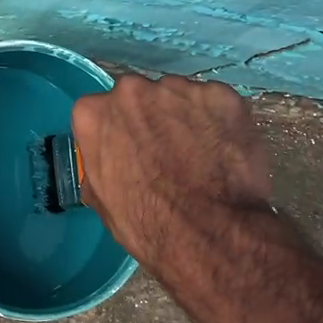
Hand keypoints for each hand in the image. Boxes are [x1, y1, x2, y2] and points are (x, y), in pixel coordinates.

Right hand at [71, 73, 272, 283]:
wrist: (215, 234)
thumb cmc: (149, 226)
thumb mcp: (103, 201)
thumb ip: (99, 165)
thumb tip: (108, 160)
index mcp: (94, 113)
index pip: (99, 112)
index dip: (118, 132)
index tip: (132, 152)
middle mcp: (131, 89)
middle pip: (137, 97)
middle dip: (150, 118)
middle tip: (169, 153)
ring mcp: (177, 88)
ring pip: (178, 97)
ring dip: (186, 119)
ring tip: (204, 156)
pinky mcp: (219, 95)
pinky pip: (215, 103)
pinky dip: (220, 122)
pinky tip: (228, 152)